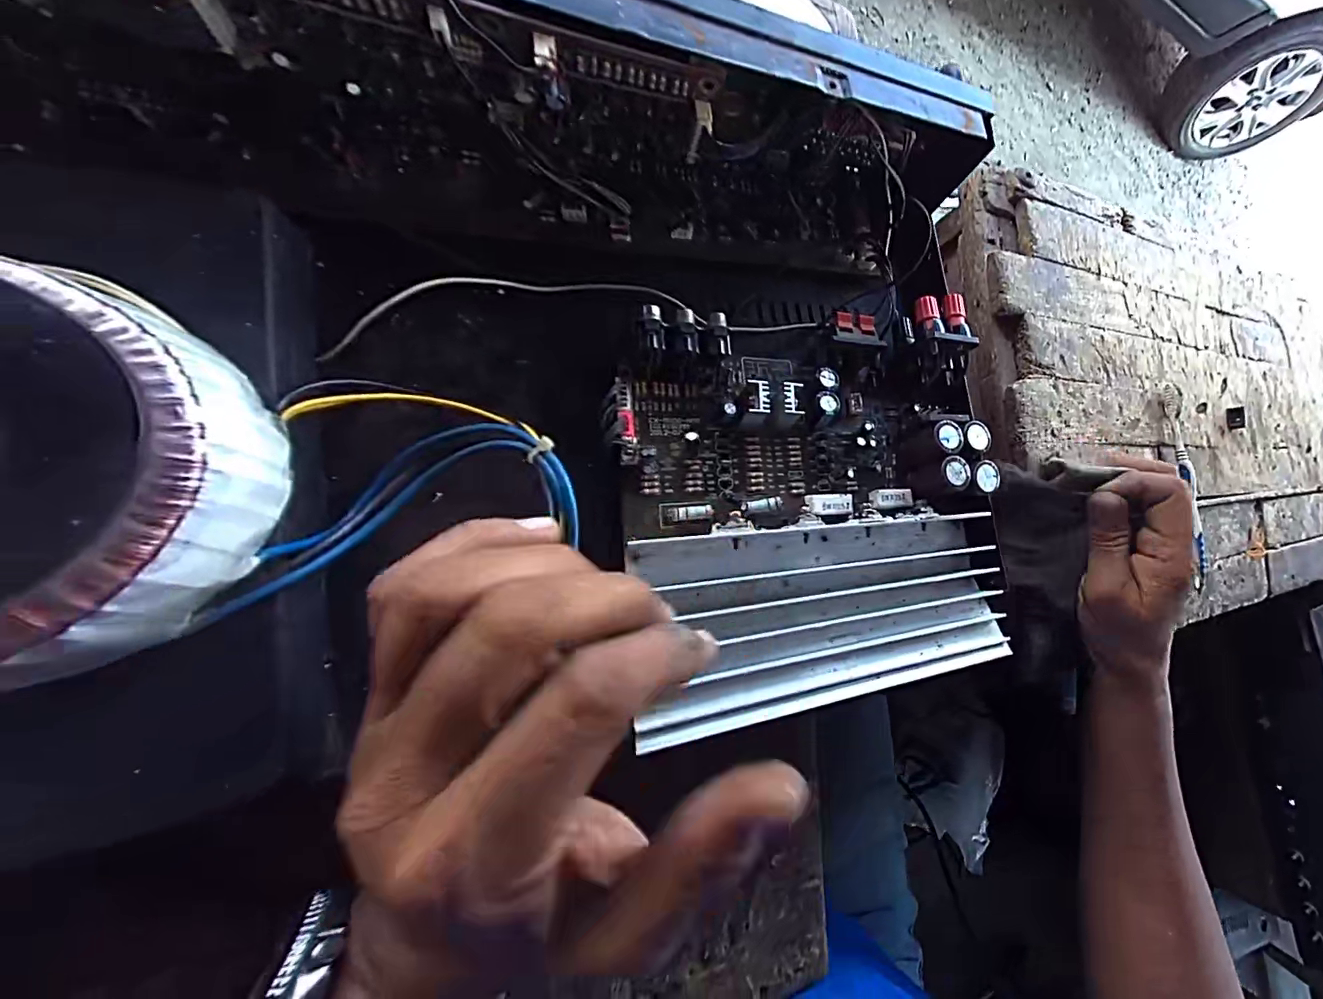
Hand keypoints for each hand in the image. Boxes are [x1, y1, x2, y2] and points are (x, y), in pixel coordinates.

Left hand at [333, 517, 809, 997]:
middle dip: (612, 601)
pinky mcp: (369, 700)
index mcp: (479, 852)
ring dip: (551, 569)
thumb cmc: (540, 947)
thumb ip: (703, 862)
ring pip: (445, 597)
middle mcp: (406, 783)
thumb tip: (781, 787)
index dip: (655, 656)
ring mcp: (375, 734)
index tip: (698, 652)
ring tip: (610, 592)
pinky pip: (401, 591)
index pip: (577, 704)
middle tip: (661, 621)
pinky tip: (546, 540)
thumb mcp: (634, 935)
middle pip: (509, 631)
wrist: (424, 966)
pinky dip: (476, 544)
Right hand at [1077, 455, 1194, 684]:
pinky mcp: (1152, 544)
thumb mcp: (1105, 590)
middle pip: (1168, 481)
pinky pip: (1143, 506)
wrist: (1129, 662)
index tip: (1101, 490)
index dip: (1134, 480)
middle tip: (1092, 474)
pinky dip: (1120, 494)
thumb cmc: (1120, 636)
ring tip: (1091, 482)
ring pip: (1156, 489)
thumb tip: (1106, 495)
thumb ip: (1107, 540)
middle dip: (1129, 470)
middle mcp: (1177, 543)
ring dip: (1124, 479)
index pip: (1170, 492)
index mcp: (1173, 554)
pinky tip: (1098, 498)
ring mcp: (1166, 542)